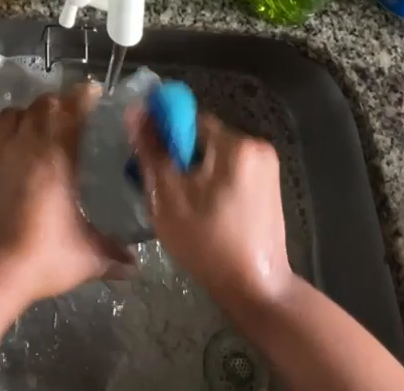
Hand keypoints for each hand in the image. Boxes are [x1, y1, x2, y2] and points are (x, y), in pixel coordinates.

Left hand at [0, 83, 133, 303]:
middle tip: (72, 112)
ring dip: (30, 111)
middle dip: (59, 102)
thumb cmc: (41, 257)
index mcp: (55, 157)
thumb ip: (115, 256)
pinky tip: (9, 137)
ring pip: (14, 112)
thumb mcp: (87, 258)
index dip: (83, 96)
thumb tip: (136, 265)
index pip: (71, 111)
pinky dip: (2, 125)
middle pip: (42, 105)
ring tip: (40, 123)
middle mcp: (25, 144)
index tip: (93, 91)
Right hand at [127, 108, 298, 311]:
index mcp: (235, 145)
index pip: (187, 119)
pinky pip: (229, 169)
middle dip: (178, 155)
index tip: (148, 157)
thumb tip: (134, 111)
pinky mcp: (268, 185)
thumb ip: (151, 152)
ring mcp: (266, 166)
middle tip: (160, 185)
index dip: (163, 134)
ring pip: (213, 154)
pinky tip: (202, 208)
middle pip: (201, 136)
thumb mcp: (169, 198)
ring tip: (179, 200)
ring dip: (193, 169)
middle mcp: (256, 146)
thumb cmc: (209, 244)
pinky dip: (211, 180)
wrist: (258, 291)